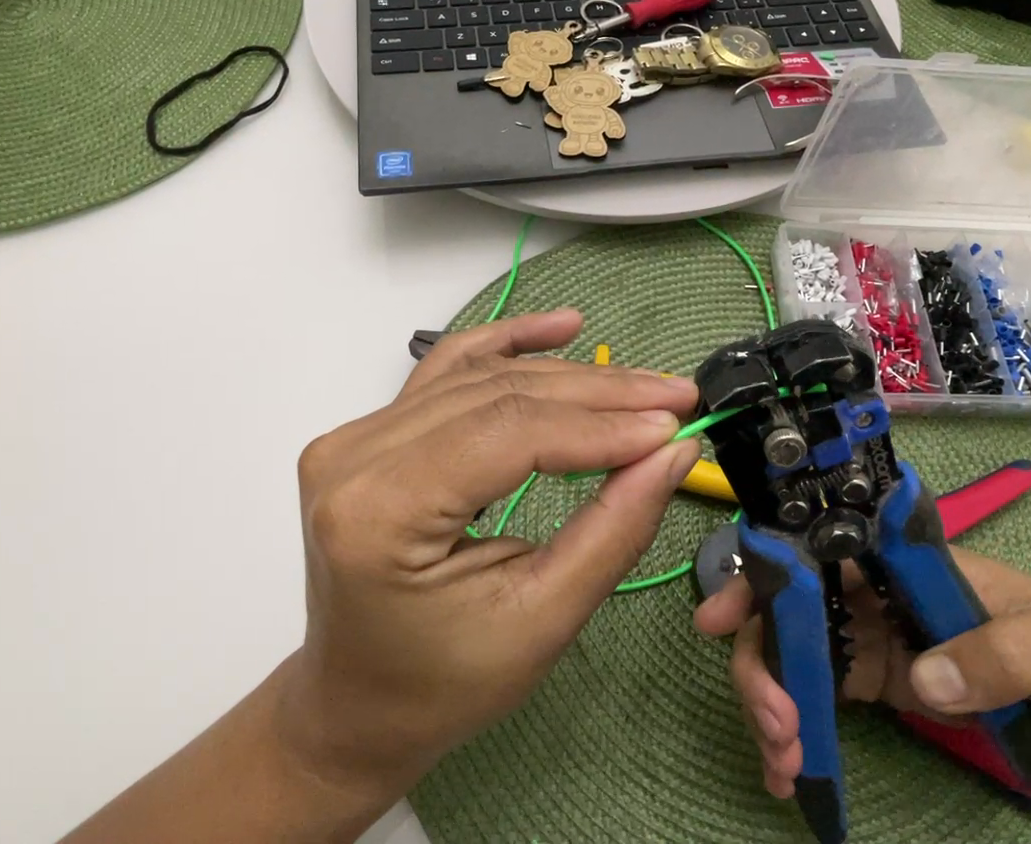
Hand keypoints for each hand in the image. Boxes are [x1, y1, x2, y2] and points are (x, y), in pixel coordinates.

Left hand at [274, 309, 700, 803]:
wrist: (358, 704)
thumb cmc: (443, 684)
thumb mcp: (541, 620)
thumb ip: (611, 529)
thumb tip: (673, 451)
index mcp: (378, 512)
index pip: (509, 433)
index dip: (601, 425)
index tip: (677, 423)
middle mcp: (353, 456)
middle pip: (497, 394)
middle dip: (598, 394)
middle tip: (677, 396)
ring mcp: (353, 438)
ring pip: (480, 377)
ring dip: (567, 375)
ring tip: (642, 381)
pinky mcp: (368, 433)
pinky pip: (448, 371)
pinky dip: (508, 344)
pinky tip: (560, 326)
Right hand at [693, 547, 1030, 798]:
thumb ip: (1000, 655)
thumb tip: (921, 678)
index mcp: (896, 558)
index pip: (812, 549)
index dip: (757, 577)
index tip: (719, 620)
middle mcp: (863, 585)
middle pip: (782, 608)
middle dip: (761, 665)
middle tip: (775, 728)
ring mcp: (860, 630)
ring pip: (786, 653)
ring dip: (770, 704)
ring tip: (783, 765)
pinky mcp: (863, 674)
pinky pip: (809, 693)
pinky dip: (790, 729)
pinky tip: (789, 772)